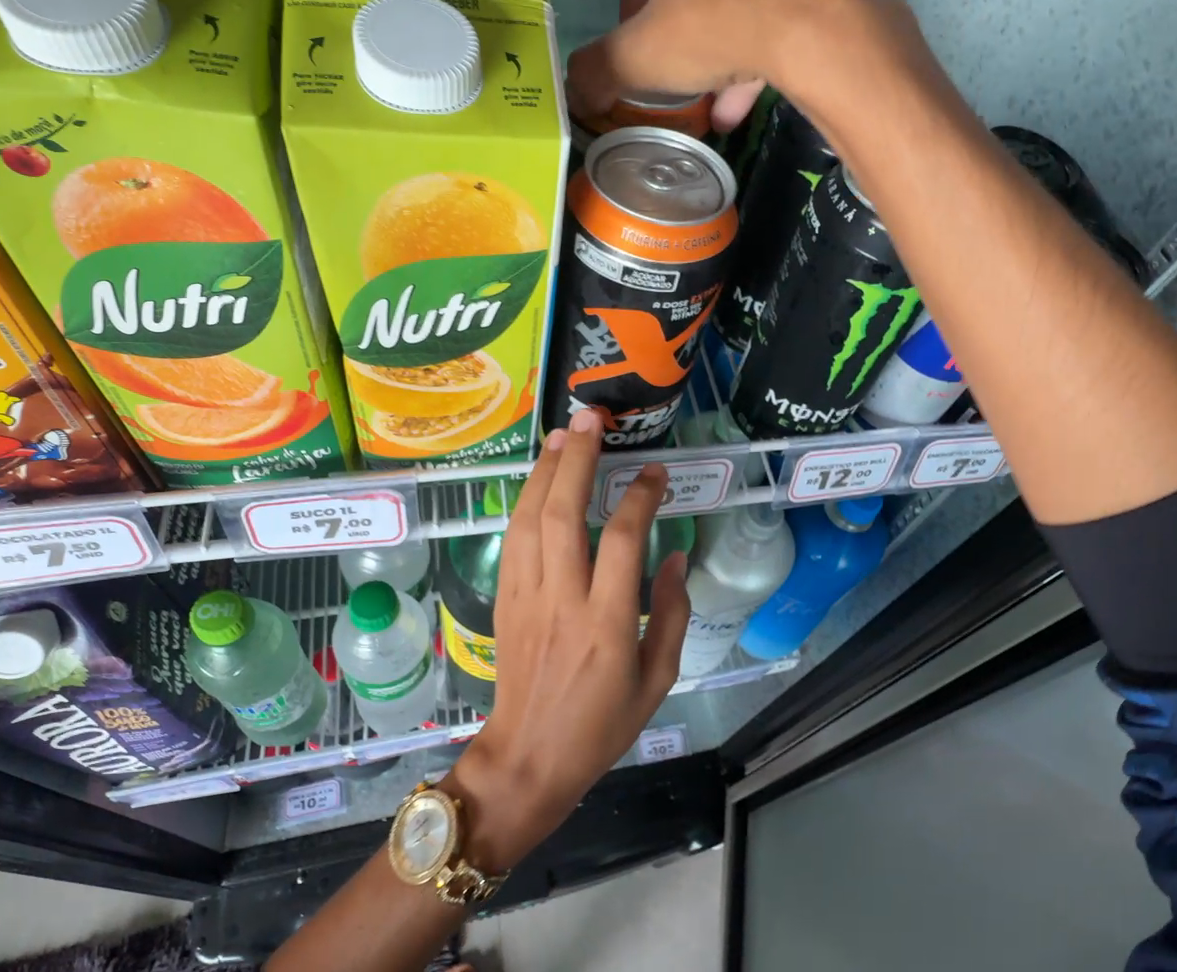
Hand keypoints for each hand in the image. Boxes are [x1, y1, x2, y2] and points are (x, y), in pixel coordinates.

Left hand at [442, 409, 691, 870]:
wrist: (529, 757)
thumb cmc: (601, 725)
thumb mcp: (658, 679)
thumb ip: (671, 613)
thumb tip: (672, 556)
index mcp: (606, 624)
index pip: (622, 541)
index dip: (640, 497)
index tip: (655, 473)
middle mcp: (561, 600)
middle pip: (562, 514)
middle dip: (577, 459)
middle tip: (592, 419)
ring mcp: (526, 597)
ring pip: (529, 519)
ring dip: (545, 471)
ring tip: (563, 434)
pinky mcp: (504, 600)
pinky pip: (513, 539)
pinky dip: (526, 502)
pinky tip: (538, 480)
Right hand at [566, 0, 895, 131]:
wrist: (819, 26)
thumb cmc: (714, 20)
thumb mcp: (641, 54)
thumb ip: (600, 70)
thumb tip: (574, 93)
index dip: (628, 9)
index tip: (632, 49)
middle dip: (676, 35)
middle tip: (667, 76)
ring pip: (733, 1)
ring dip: (714, 55)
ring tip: (702, 103)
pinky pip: (772, 17)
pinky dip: (752, 59)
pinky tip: (737, 107)